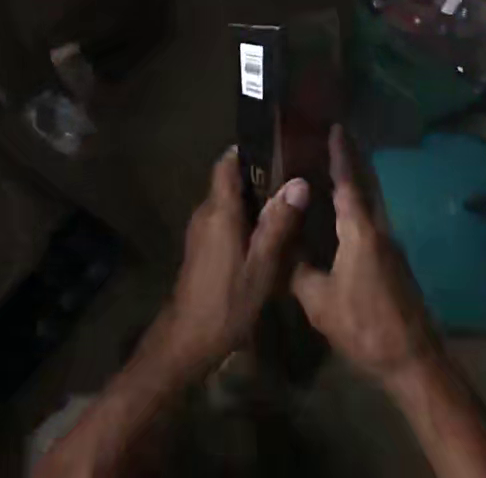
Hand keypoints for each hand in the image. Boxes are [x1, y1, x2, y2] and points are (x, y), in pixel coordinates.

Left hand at [144, 147, 308, 378]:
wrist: (187, 340)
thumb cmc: (226, 302)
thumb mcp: (261, 265)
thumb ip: (278, 223)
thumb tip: (298, 182)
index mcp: (219, 211)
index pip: (226, 164)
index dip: (248, 151)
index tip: (276, 146)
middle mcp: (205, 212)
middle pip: (230, 181)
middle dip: (258, 176)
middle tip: (293, 177)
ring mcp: (200, 230)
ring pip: (228, 202)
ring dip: (253, 199)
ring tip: (287, 202)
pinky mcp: (201, 246)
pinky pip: (224, 218)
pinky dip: (244, 218)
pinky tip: (268, 232)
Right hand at [292, 126, 436, 385]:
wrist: (414, 361)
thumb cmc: (364, 326)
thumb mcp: (319, 303)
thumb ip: (298, 270)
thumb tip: (280, 246)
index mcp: (360, 232)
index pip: (348, 183)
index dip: (340, 155)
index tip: (335, 128)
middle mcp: (379, 230)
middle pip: (365, 186)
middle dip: (350, 160)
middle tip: (333, 139)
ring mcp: (390, 246)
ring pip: (370, 203)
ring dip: (355, 182)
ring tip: (331, 169)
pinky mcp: (393, 261)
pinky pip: (371, 220)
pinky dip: (357, 204)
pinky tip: (341, 214)